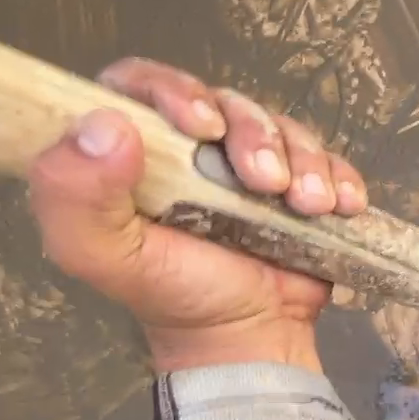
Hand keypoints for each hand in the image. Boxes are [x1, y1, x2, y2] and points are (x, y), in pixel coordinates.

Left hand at [27, 58, 369, 373]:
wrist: (252, 334)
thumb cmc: (174, 292)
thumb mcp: (98, 253)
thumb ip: (74, 193)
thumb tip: (106, 126)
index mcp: (140, 150)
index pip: (146, 85)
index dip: (176, 91)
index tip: (203, 127)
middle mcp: (201, 149)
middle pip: (233, 104)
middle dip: (258, 138)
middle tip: (269, 185)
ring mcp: (262, 168)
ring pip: (290, 132)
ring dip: (307, 165)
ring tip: (310, 208)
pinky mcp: (310, 189)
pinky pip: (335, 164)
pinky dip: (344, 180)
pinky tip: (344, 207)